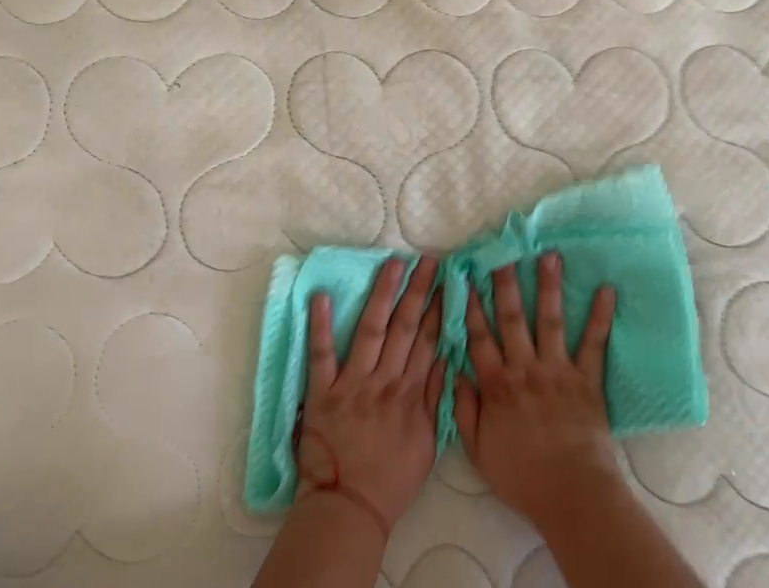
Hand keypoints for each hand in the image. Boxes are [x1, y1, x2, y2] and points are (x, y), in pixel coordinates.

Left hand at [297, 255, 443, 536]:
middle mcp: (385, 381)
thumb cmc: (391, 480)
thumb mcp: (428, 444)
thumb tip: (446, 357)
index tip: (447, 280)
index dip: (438, 308)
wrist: (350, 508)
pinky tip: (324, 296)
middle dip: (418, 291)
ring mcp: (353, 384)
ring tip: (393, 264)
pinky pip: (321, 354)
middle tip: (429, 260)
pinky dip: (322, 325)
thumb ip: (436, 399)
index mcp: (411, 394)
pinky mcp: (322, 393)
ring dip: (383, 294)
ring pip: (371, 330)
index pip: (428, 341)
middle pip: (405, 327)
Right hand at [453, 251, 619, 527]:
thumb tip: (455, 372)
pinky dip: (601, 316)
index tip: (466, 279)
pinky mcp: (588, 379)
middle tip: (504, 254)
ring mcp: (558, 371)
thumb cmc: (522, 476)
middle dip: (506, 284)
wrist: (571, 492)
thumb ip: (464, 409)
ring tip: (550, 256)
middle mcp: (525, 369)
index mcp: (496, 386)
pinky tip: (607, 290)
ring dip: (549, 286)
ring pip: (550, 320)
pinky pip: (594, 342)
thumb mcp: (478, 450)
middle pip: (512, 319)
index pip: (479, 338)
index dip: (471, 308)